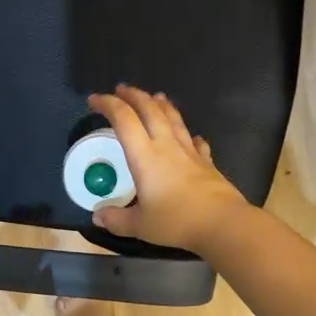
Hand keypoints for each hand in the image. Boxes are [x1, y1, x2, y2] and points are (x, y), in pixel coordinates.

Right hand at [87, 85, 249, 252]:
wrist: (221, 223)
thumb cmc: (176, 221)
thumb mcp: (140, 226)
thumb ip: (117, 220)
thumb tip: (97, 216)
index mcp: (145, 156)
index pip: (124, 119)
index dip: (108, 104)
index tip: (94, 100)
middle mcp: (166, 145)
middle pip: (150, 110)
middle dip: (134, 95)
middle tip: (122, 89)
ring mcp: (190, 151)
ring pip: (174, 119)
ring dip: (162, 105)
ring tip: (156, 97)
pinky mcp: (207, 162)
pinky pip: (195, 142)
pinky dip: (188, 135)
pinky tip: (191, 137)